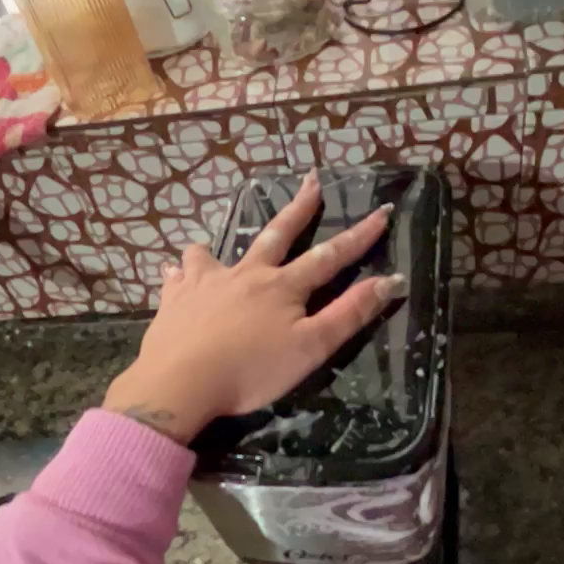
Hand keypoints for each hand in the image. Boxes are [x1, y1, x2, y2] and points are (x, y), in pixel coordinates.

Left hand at [104, 170, 403, 443]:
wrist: (181, 382)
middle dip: (298, 209)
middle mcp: (246, 274)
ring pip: (213, 253)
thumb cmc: (252, 370)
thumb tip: (389, 281)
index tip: (381, 212)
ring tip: (211, 247)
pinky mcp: (174, 299)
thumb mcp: (311, 348)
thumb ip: (348, 314)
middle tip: (310, 181)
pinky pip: (177, 277)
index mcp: (282, 287)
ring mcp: (206, 282)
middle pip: (276, 235)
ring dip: (217, 247)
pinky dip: (179, 273)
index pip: (330, 256)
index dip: (359, 236)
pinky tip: (175, 275)